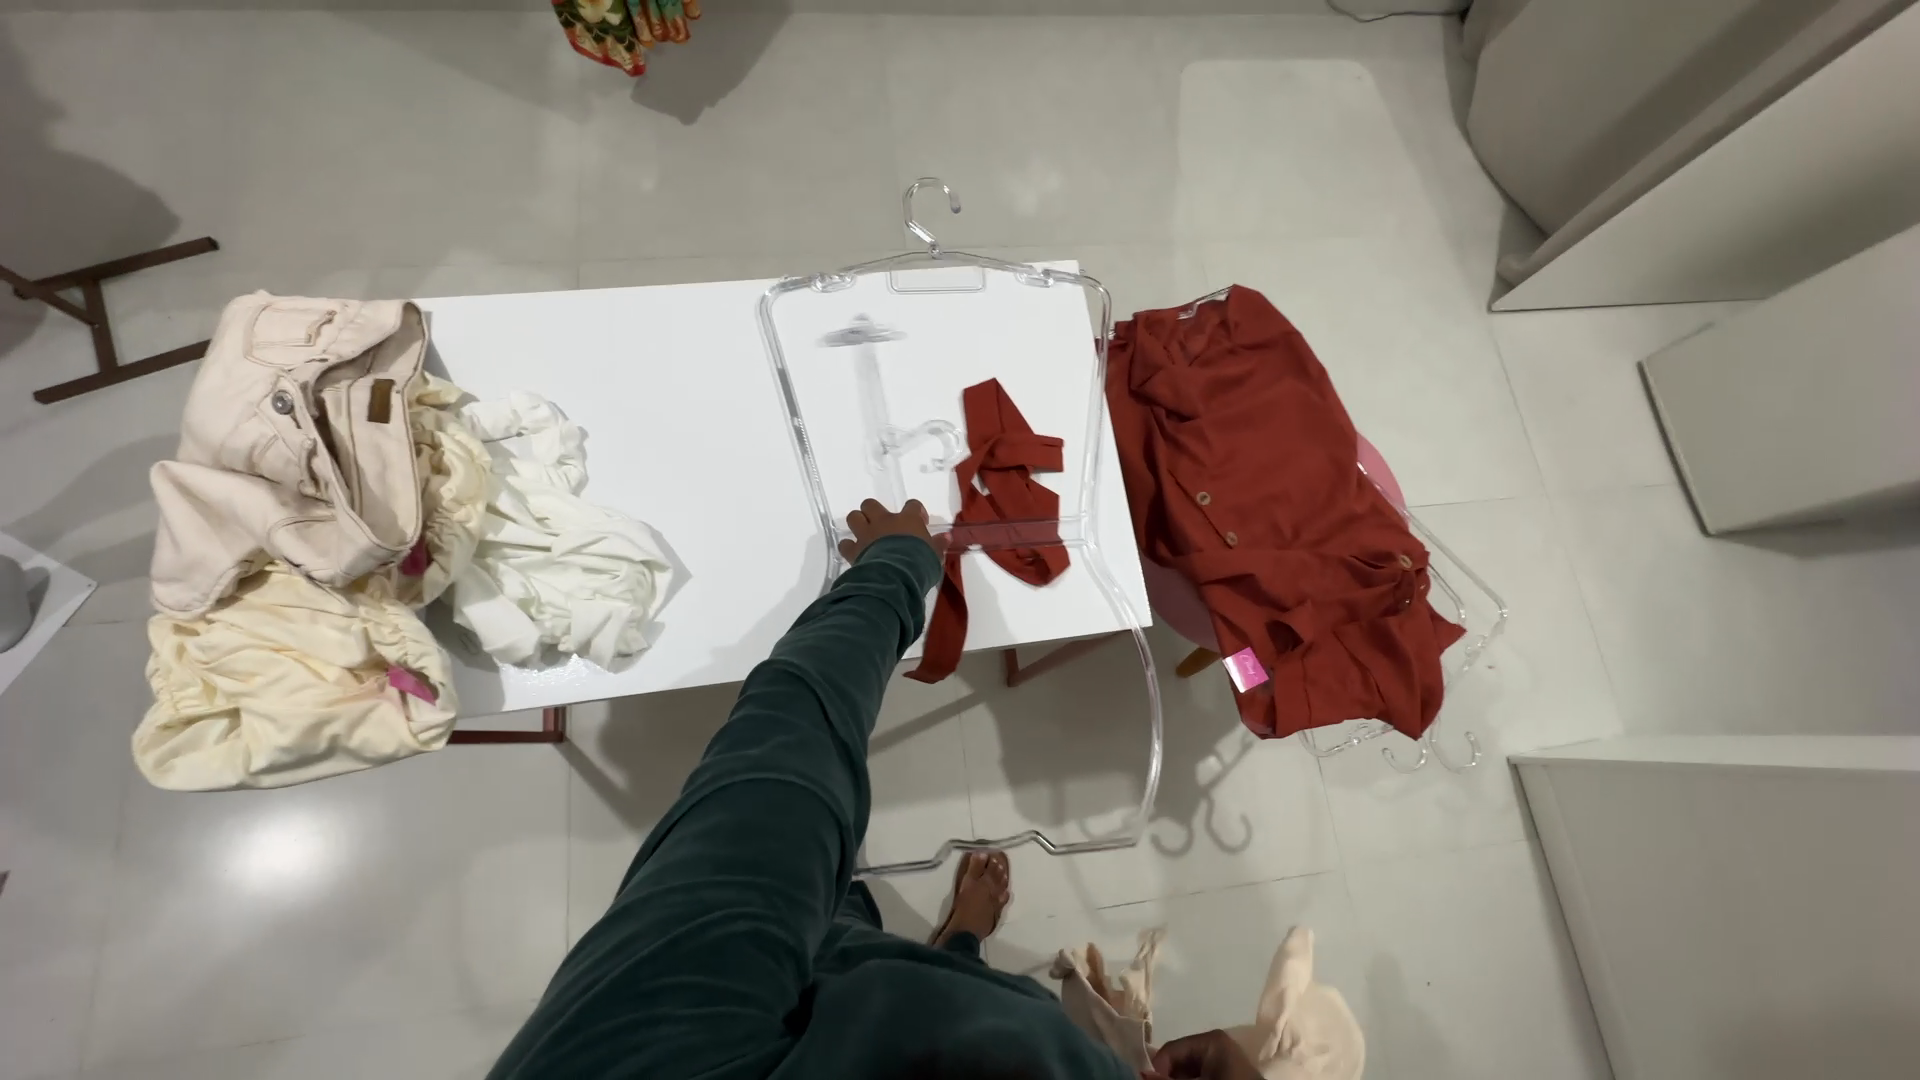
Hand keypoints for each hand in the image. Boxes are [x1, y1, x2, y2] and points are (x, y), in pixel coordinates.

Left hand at [838, 498, 948, 563]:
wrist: (897, 575)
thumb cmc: (920, 562)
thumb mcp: (935, 555)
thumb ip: (938, 545)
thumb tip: (947, 537)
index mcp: (907, 520)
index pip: (913, 505)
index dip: (916, 511)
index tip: (920, 521)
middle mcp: (884, 521)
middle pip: (871, 504)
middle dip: (874, 512)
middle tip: (882, 524)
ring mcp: (867, 534)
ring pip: (854, 517)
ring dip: (858, 523)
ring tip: (865, 534)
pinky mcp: (854, 550)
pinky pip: (845, 544)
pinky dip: (848, 547)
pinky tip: (854, 553)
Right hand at [1143, 1030, 1261, 1079]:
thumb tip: (1141, 1074)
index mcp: (1211, 1040)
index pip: (1172, 1049)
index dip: (1157, 1068)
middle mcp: (1216, 1045)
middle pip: (1180, 1061)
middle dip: (1168, 1076)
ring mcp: (1223, 1062)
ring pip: (1189, 1071)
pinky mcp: (1228, 1076)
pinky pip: (1201, 1077)